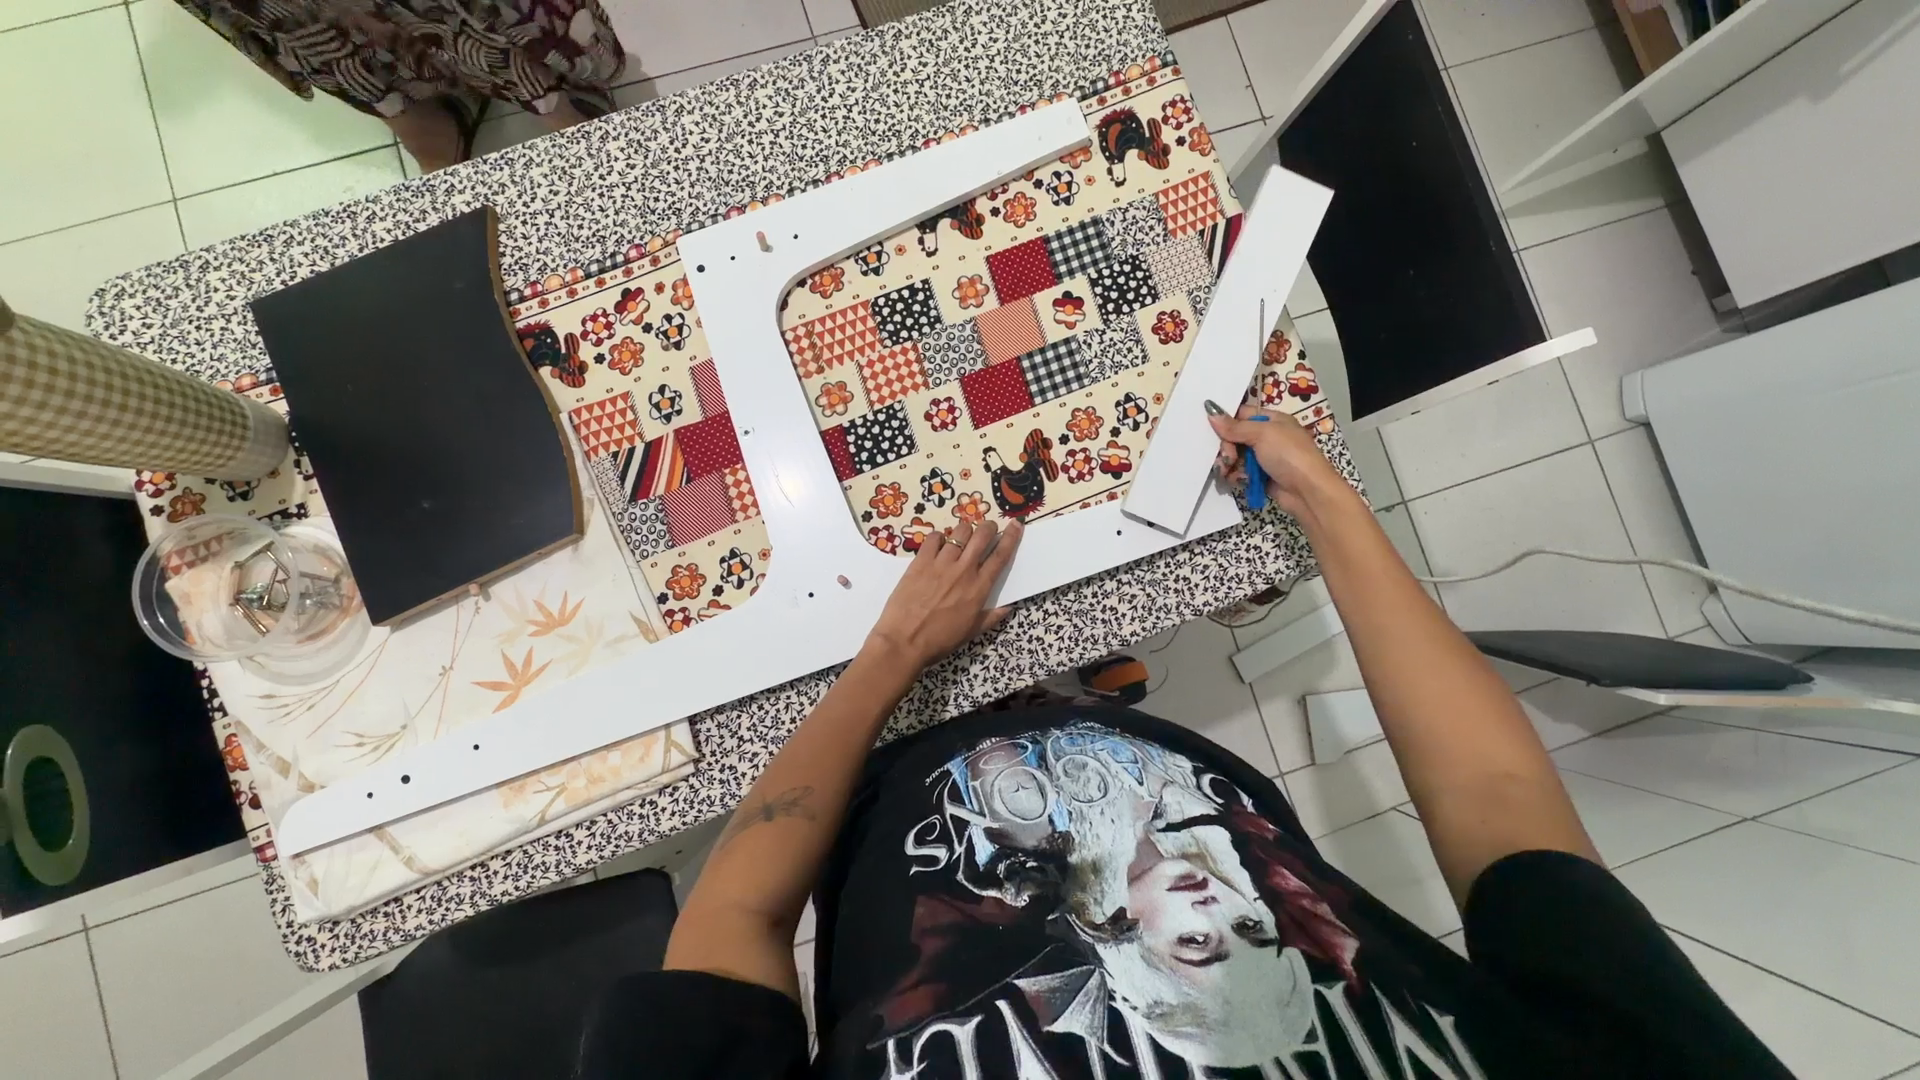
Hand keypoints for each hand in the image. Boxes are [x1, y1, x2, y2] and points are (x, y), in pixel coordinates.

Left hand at [864, 519, 1022, 669]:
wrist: (904, 641)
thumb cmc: (939, 640)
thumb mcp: (970, 633)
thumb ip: (991, 618)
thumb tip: (1009, 608)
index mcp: (979, 588)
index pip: (1000, 556)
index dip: (1010, 537)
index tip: (1015, 525)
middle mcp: (963, 570)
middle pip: (982, 536)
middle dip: (988, 527)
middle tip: (988, 528)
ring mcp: (941, 563)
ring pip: (959, 532)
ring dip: (965, 530)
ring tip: (963, 536)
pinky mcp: (920, 561)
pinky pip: (933, 538)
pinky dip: (939, 537)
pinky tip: (938, 544)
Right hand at [1208, 402, 1346, 517]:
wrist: (1307, 491)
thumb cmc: (1288, 455)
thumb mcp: (1262, 434)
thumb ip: (1235, 426)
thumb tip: (1211, 414)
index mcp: (1273, 420)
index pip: (1242, 414)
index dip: (1226, 420)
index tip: (1210, 428)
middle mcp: (1268, 437)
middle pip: (1235, 437)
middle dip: (1226, 447)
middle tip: (1227, 457)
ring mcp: (1264, 457)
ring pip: (1235, 456)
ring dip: (1228, 463)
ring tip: (1227, 471)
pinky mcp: (1260, 476)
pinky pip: (1240, 472)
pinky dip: (1235, 475)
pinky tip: (1236, 479)